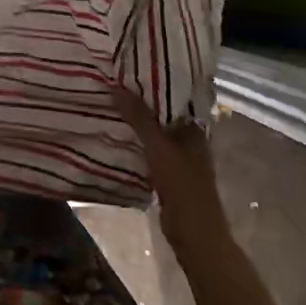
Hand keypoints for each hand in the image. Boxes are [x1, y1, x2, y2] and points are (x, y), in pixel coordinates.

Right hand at [112, 86, 226, 249]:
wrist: (194, 233)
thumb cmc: (182, 184)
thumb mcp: (158, 147)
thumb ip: (139, 117)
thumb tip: (116, 86)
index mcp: (194, 128)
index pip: (174, 97)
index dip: (154, 84)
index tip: (130, 71)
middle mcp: (189, 139)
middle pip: (163, 115)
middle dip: (141, 103)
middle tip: (114, 85)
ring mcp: (180, 158)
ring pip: (155, 133)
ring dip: (137, 123)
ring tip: (111, 105)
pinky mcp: (168, 174)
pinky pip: (149, 151)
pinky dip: (136, 143)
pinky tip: (117, 136)